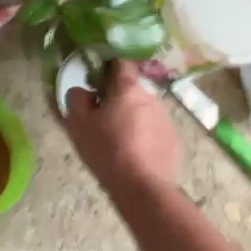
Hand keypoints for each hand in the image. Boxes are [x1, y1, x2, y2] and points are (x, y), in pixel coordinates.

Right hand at [62, 59, 179, 199]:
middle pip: (131, 88)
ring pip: (143, 108)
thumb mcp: (78, 124)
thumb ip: (76, 98)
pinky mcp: (174, 138)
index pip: (120, 62)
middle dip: (117, 97)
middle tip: (102, 117)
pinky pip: (154, 128)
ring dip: (131, 116)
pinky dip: (144, 134)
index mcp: (127, 88)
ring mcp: (166, 117)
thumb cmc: (107, 151)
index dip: (107, 67)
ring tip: (119, 139)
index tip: (96, 81)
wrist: (144, 189)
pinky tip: (134, 153)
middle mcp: (151, 96)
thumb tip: (83, 90)